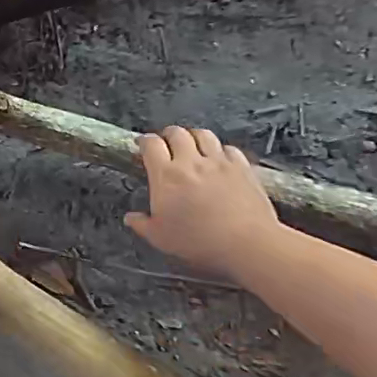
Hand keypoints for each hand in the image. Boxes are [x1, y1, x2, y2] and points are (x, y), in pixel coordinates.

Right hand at [124, 127, 281, 276]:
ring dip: (193, 136)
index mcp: (166, 176)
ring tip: (191, 144)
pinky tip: (219, 159)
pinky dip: (220, 149)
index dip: (144, 141)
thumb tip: (131, 218)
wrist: (246, 243)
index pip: (151, 145)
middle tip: (165, 143)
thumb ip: (141, 224)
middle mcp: (191, 162)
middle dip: (168, 135)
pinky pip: (229, 148)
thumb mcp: (160, 237)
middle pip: (177, 133)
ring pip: (203, 135)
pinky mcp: (242, 168)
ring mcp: (219, 163)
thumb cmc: (200, 241)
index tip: (142, 144)